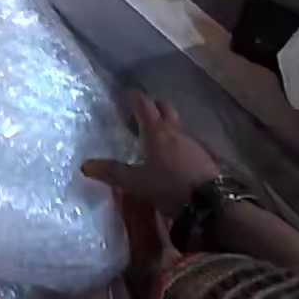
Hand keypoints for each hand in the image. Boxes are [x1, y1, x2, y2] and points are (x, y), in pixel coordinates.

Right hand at [82, 91, 224, 216]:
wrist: (213, 204)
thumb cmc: (170, 186)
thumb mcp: (135, 182)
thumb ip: (111, 172)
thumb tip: (85, 165)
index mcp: (156, 131)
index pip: (143, 104)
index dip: (133, 97)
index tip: (124, 94)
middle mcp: (175, 130)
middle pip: (164, 107)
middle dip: (152, 106)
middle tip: (139, 113)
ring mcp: (193, 142)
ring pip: (177, 123)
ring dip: (166, 124)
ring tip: (153, 135)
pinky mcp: (205, 156)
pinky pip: (187, 140)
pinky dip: (176, 141)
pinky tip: (172, 156)